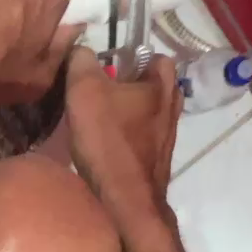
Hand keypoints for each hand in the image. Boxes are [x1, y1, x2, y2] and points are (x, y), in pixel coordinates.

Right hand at [64, 47, 180, 227]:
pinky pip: (143, 141)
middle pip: (154, 86)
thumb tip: (79, 48)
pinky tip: (108, 149)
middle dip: (132, 87)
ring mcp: (167, 138)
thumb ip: (81, 62)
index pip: (154, 57)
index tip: (109, 68)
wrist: (127, 202)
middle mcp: (171, 107)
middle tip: (104, 93)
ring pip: (150, 115)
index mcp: (161, 84)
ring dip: (131, 115)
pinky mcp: (156, 163)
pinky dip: (129, 140)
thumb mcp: (84, 92)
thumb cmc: (108, 142)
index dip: (132, 58)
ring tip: (102, 122)